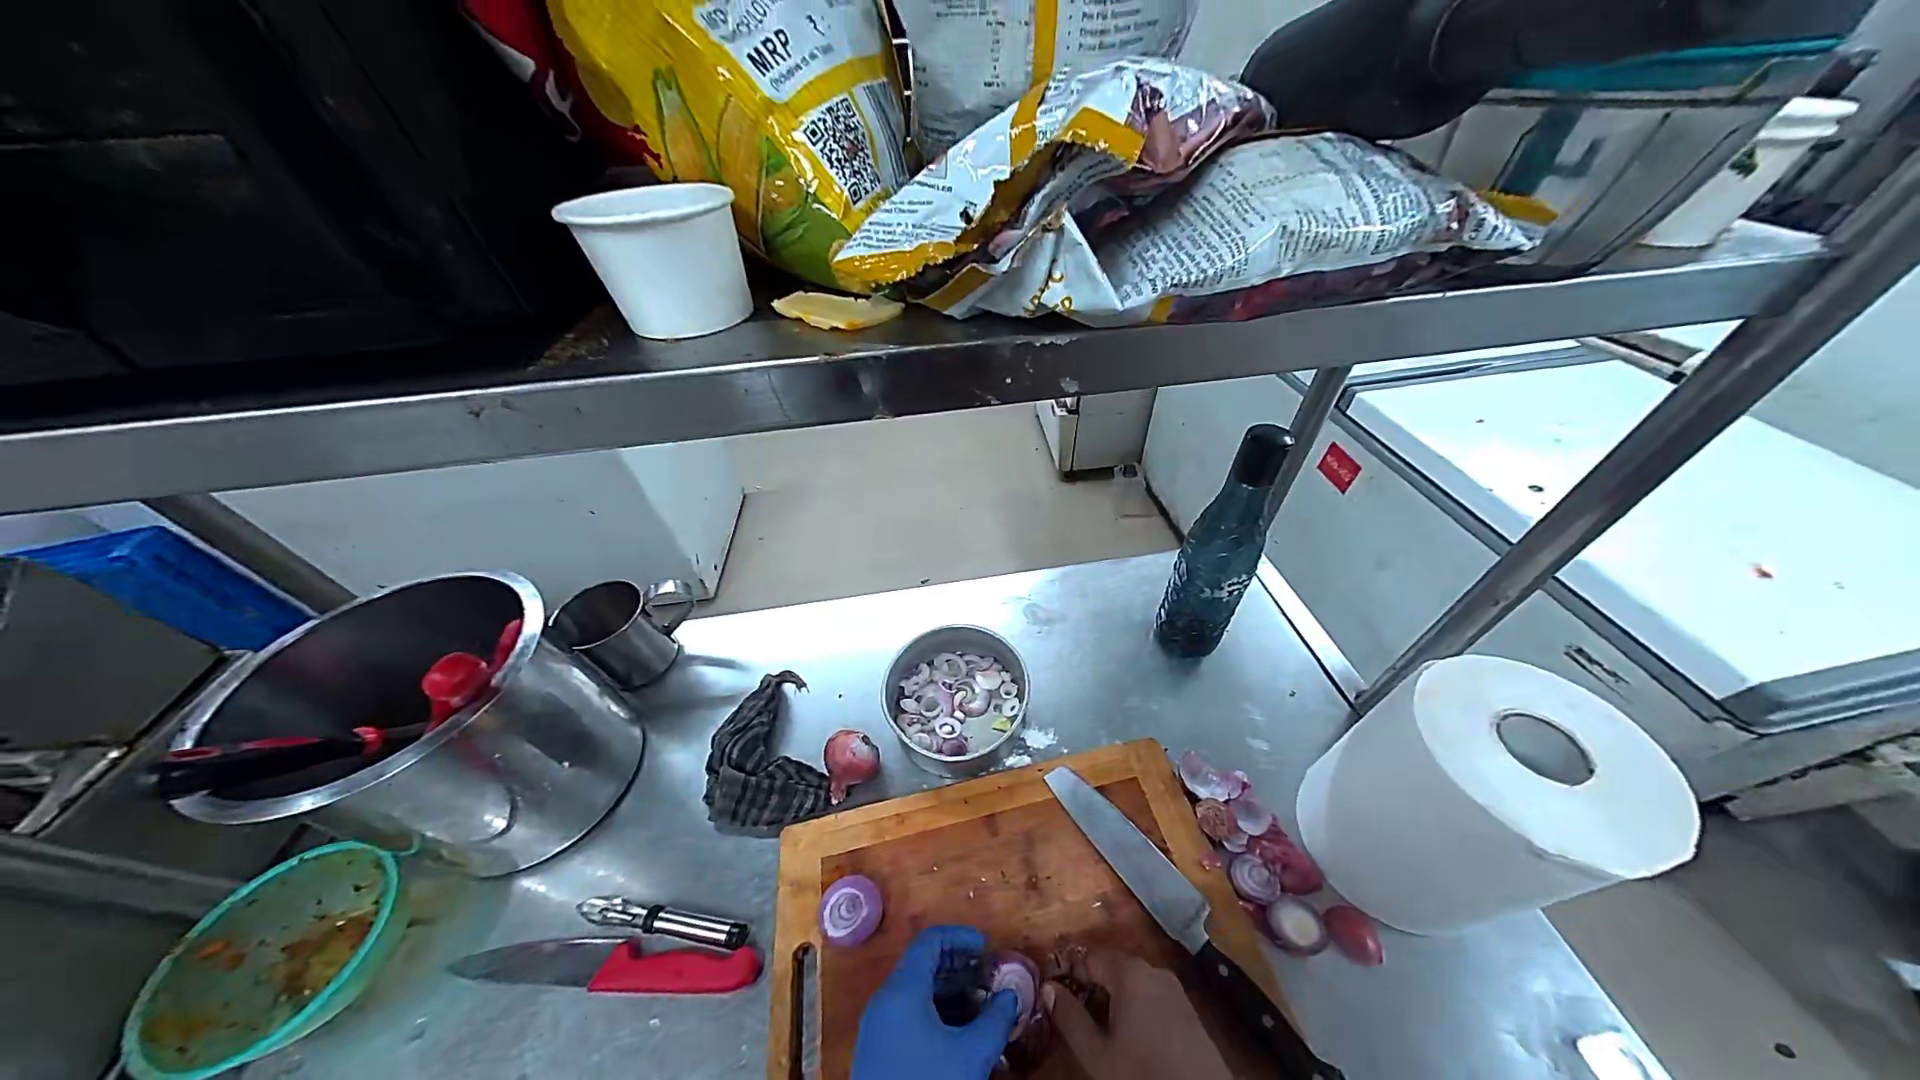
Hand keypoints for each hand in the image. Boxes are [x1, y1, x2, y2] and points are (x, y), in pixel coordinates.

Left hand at [852, 925, 1020, 1079]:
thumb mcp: (971, 1055)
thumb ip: (995, 1020)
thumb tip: (1011, 996)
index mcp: (902, 989)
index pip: (929, 940)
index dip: (960, 937)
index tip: (987, 948)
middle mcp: (885, 999)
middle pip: (921, 962)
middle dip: (958, 965)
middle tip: (988, 976)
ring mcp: (878, 1024)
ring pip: (915, 989)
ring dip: (949, 989)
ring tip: (980, 1004)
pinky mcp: (878, 1048)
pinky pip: (907, 1011)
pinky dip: (934, 1009)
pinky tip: (959, 1031)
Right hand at [1043, 950, 1232, 1079]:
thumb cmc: (1143, 1074)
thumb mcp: (1097, 1053)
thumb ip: (1069, 1017)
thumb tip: (1047, 988)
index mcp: (1130, 972)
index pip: (1089, 958)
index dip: (1070, 978)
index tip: (1059, 1004)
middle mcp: (1153, 970)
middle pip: (1111, 969)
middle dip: (1092, 991)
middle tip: (1080, 1024)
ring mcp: (1175, 990)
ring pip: (1132, 985)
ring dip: (1114, 1003)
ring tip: (1105, 1037)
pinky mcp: (1189, 1011)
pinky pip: (1152, 998)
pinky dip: (1137, 1012)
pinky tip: (1134, 1043)